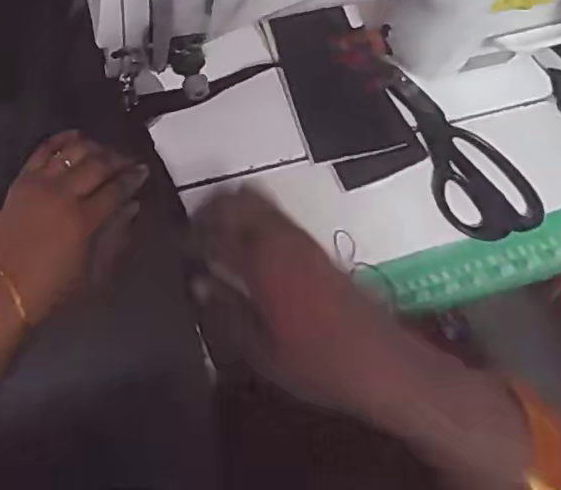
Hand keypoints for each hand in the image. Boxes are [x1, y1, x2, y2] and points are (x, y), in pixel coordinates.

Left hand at [0, 131, 148, 323]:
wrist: (3, 290)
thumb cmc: (46, 289)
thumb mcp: (93, 273)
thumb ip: (116, 236)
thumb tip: (130, 210)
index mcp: (83, 219)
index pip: (117, 187)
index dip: (134, 177)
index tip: (141, 173)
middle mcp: (62, 195)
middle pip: (99, 163)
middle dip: (120, 159)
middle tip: (129, 162)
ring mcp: (41, 184)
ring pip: (75, 150)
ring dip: (95, 146)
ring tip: (106, 151)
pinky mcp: (23, 180)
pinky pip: (44, 149)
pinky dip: (61, 138)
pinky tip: (74, 136)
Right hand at [193, 188, 409, 414]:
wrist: (378, 360)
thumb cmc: (321, 362)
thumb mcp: (261, 348)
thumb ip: (226, 308)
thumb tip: (200, 284)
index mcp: (260, 265)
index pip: (212, 234)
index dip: (190, 236)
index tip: (181, 244)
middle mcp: (279, 241)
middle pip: (232, 200)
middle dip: (208, 209)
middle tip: (195, 228)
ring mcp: (297, 236)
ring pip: (253, 197)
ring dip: (230, 206)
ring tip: (217, 226)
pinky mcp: (311, 240)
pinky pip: (273, 209)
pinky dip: (252, 212)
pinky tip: (248, 237)